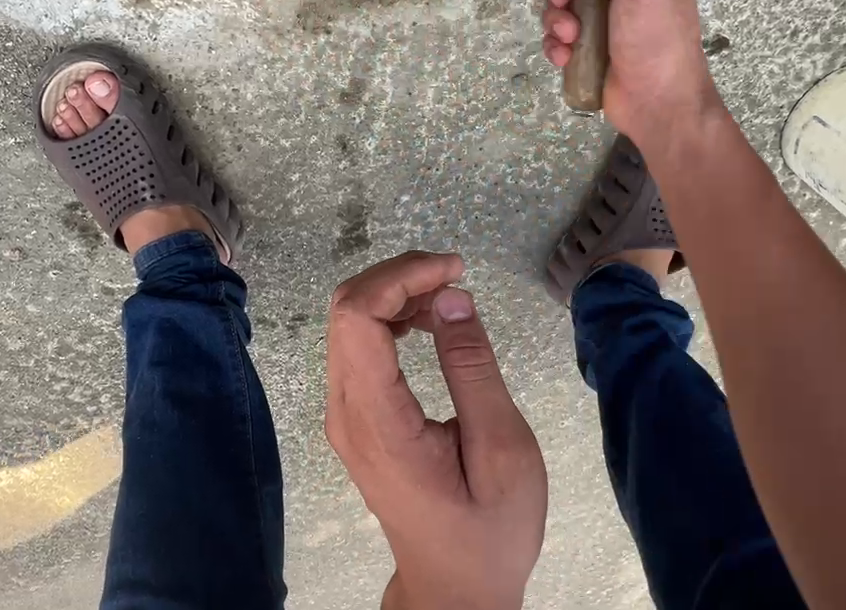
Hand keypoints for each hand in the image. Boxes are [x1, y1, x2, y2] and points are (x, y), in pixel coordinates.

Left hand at [325, 252, 546, 609]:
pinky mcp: (353, 412)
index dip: (400, 276)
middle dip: (398, 275)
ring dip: (395, 292)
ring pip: (349, 320)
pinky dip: (390, 316)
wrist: (455, 588)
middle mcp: (344, 409)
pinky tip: (427, 321)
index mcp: (376, 421)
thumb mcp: (503, 451)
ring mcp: (342, 411)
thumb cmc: (488, 529)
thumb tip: (451, 296)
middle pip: (346, 308)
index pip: (357, 317)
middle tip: (454, 273)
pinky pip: (357, 343)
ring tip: (448, 295)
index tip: (454, 268)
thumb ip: (473, 369)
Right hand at [541, 0, 722, 149]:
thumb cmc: (658, 38)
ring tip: (569, 37)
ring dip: (556, 19)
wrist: (657, 102)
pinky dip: (556, 45)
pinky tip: (565, 57)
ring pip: (560, 4)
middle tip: (562, 1)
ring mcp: (603, 21)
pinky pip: (557, 36)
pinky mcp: (586, 48)